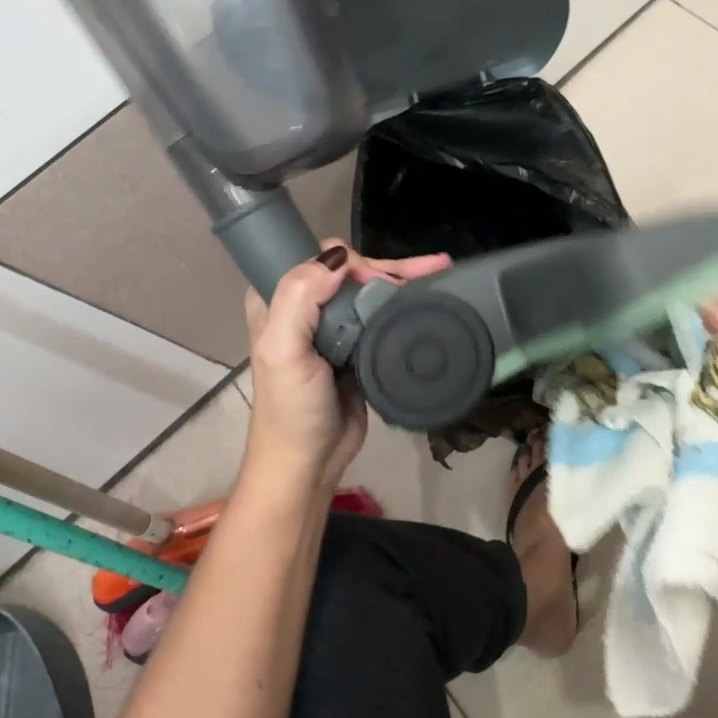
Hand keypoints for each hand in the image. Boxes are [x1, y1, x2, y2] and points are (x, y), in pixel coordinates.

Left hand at [242, 242, 451, 490]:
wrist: (310, 462)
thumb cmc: (291, 407)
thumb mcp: (282, 349)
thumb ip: (299, 297)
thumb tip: (339, 256)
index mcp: (275, 300)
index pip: (318, 258)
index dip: (352, 261)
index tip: (380, 278)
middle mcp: (303, 307)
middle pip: (351, 270)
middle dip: (389, 266)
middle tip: (431, 269)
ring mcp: (333, 327)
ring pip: (370, 289)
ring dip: (404, 278)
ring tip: (442, 270)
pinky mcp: (358, 346)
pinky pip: (383, 314)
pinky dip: (406, 303)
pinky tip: (432, 295)